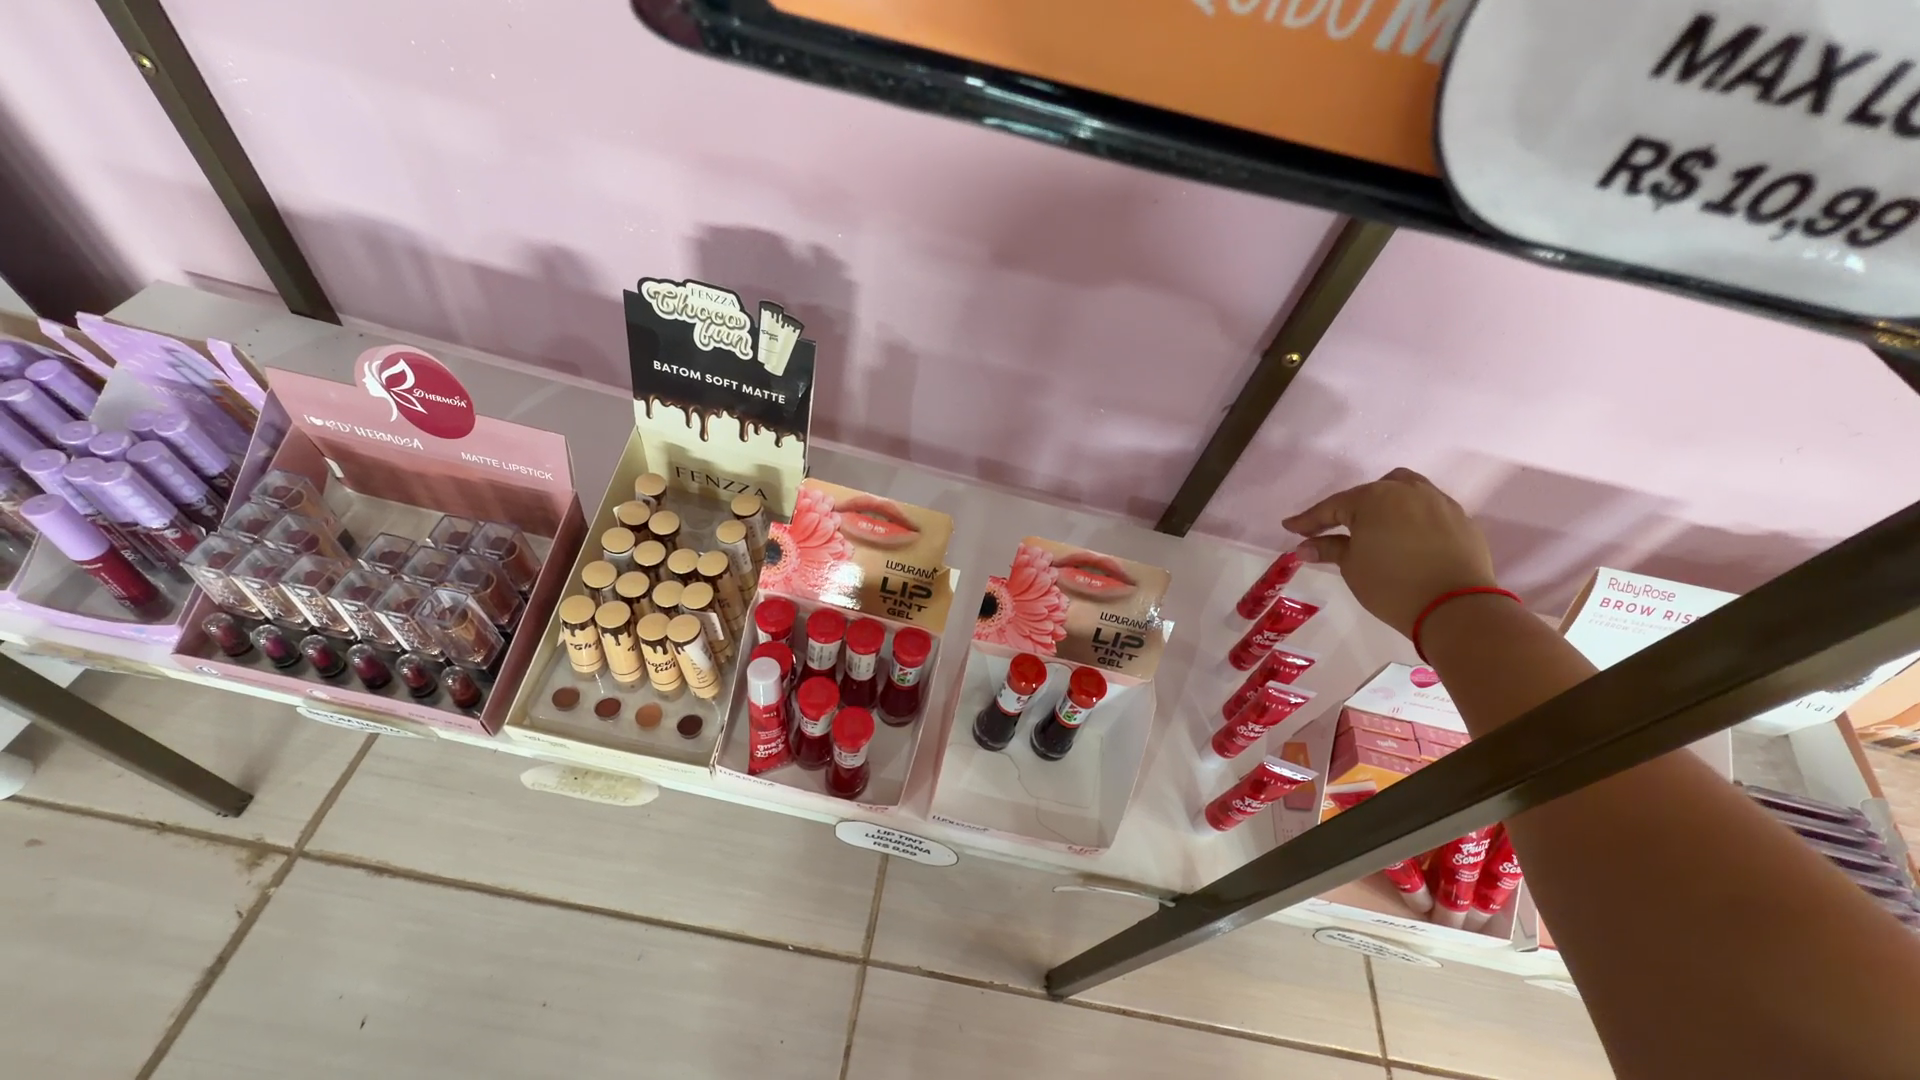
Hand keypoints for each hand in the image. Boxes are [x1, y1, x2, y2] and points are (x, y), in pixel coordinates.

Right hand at [1282, 468, 1497, 638]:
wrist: (1456, 607)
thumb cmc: (1392, 585)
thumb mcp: (1352, 567)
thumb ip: (1329, 549)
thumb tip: (1304, 546)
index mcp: (1374, 498)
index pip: (1333, 506)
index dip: (1309, 519)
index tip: (1291, 527)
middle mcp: (1406, 491)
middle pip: (1370, 492)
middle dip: (1349, 508)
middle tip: (1333, 528)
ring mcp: (1438, 502)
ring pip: (1404, 491)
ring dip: (1385, 504)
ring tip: (1375, 524)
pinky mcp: (1460, 519)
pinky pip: (1428, 509)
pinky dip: (1411, 517)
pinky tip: (1406, 538)